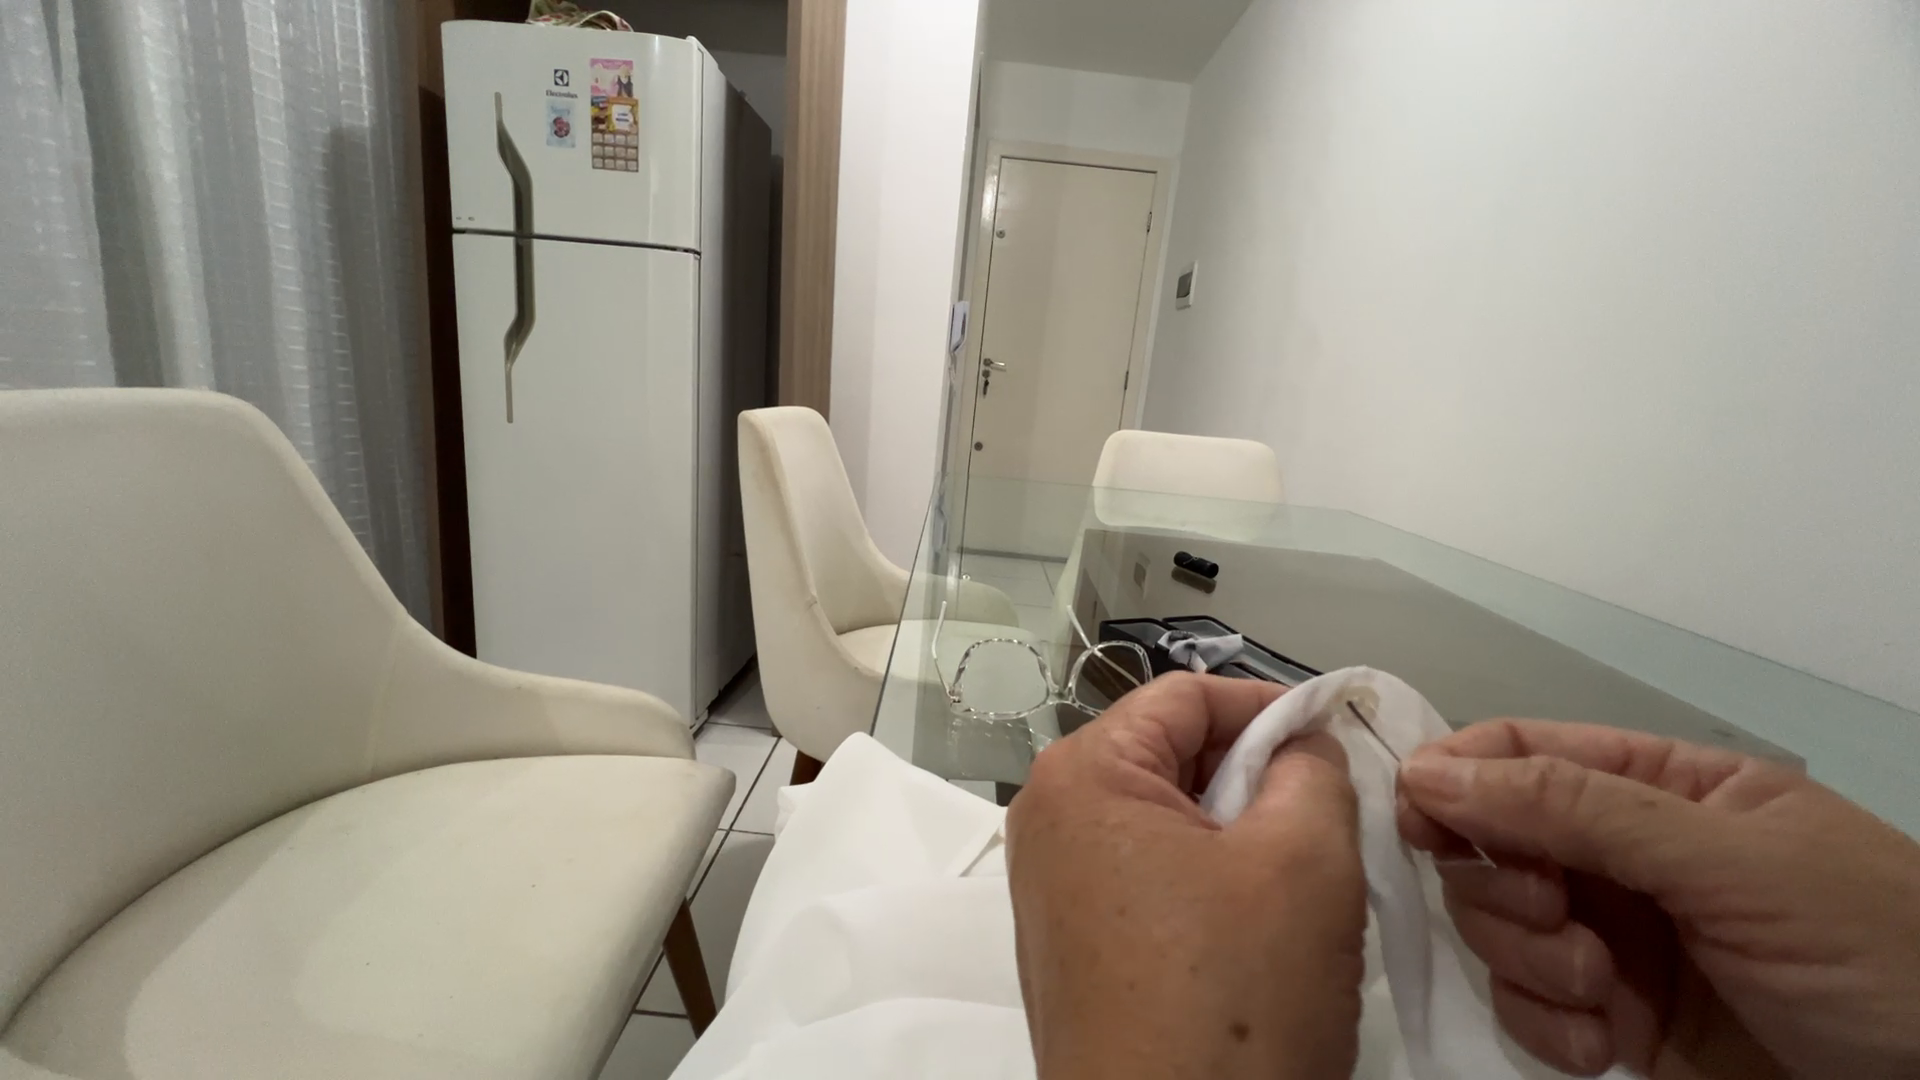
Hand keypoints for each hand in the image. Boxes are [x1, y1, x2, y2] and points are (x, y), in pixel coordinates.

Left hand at [1007, 674, 1367, 1079]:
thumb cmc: (1230, 1002)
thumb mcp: (1302, 865)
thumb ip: (1312, 771)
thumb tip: (1302, 740)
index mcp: (1082, 773)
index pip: (1181, 696)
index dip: (1264, 703)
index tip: (1330, 733)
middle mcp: (1047, 811)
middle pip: (1163, 750)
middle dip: (1247, 768)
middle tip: (1320, 808)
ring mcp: (1050, 874)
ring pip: (1156, 811)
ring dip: (1229, 823)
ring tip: (1290, 866)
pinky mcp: (1067, 930)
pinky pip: (1139, 865)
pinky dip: (1198, 869)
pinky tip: (1246, 915)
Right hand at [1396, 719, 1919, 1078]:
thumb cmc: (1879, 956)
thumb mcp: (1732, 863)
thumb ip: (1574, 805)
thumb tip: (1422, 770)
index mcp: (1643, 787)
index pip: (1507, 750)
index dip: (1448, 775)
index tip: (1416, 820)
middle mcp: (1608, 852)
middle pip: (1481, 839)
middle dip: (1500, 885)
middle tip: (1556, 918)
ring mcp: (1602, 933)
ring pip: (1489, 920)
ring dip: (1524, 959)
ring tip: (1601, 994)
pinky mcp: (1602, 1015)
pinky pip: (1517, 1001)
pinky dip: (1541, 1024)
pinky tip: (1600, 1046)